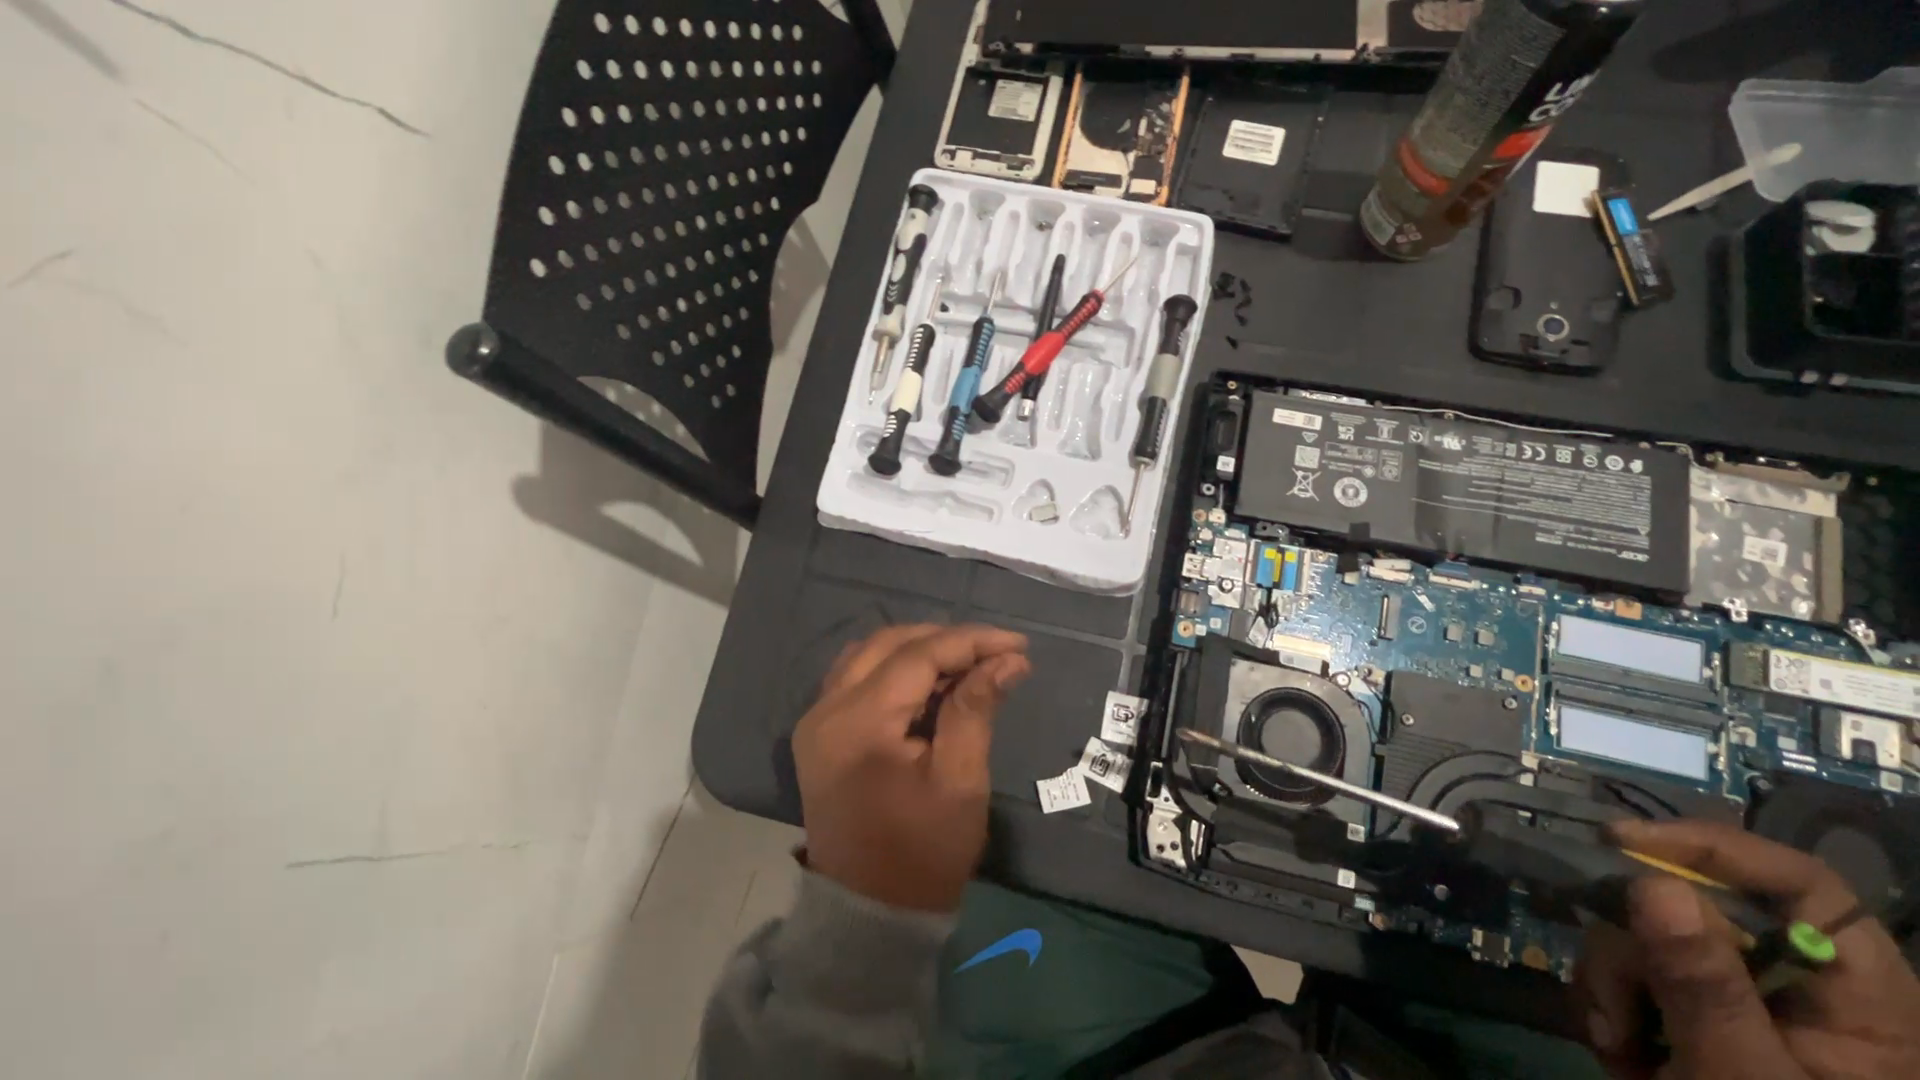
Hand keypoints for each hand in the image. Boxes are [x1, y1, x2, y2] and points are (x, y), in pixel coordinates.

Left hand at [793, 623, 1029, 912]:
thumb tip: (1007, 660)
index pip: (918, 655)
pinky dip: (895, 670)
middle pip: (889, 644)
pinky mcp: (818, 734)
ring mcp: (815, 721)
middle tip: (997, 654)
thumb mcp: (960, 781)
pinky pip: (855, 678)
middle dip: (946, 640)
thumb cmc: (923, 853)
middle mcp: (826, 710)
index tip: (1019, 645)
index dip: (971, 642)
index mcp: (859, 722)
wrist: (869, 913)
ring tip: (968, 664)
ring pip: (868, 655)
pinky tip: (930, 684)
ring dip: (919, 650)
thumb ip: (976, 710)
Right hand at [1575, 819, 1919, 1079]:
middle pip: (1696, 910)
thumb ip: (1705, 987)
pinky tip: (1617, 1055)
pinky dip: (1611, 1008)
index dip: (1716, 848)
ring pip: (1648, 940)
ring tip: (1616, 1052)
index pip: (1801, 885)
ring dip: (1612, 988)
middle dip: (1632, 952)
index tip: (1619, 844)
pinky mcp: (1693, 1020)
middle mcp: (1796, 985)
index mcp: (1855, 998)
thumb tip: (1652, 881)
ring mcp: (1740, 1003)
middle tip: (1613, 1013)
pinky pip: (1632, 977)